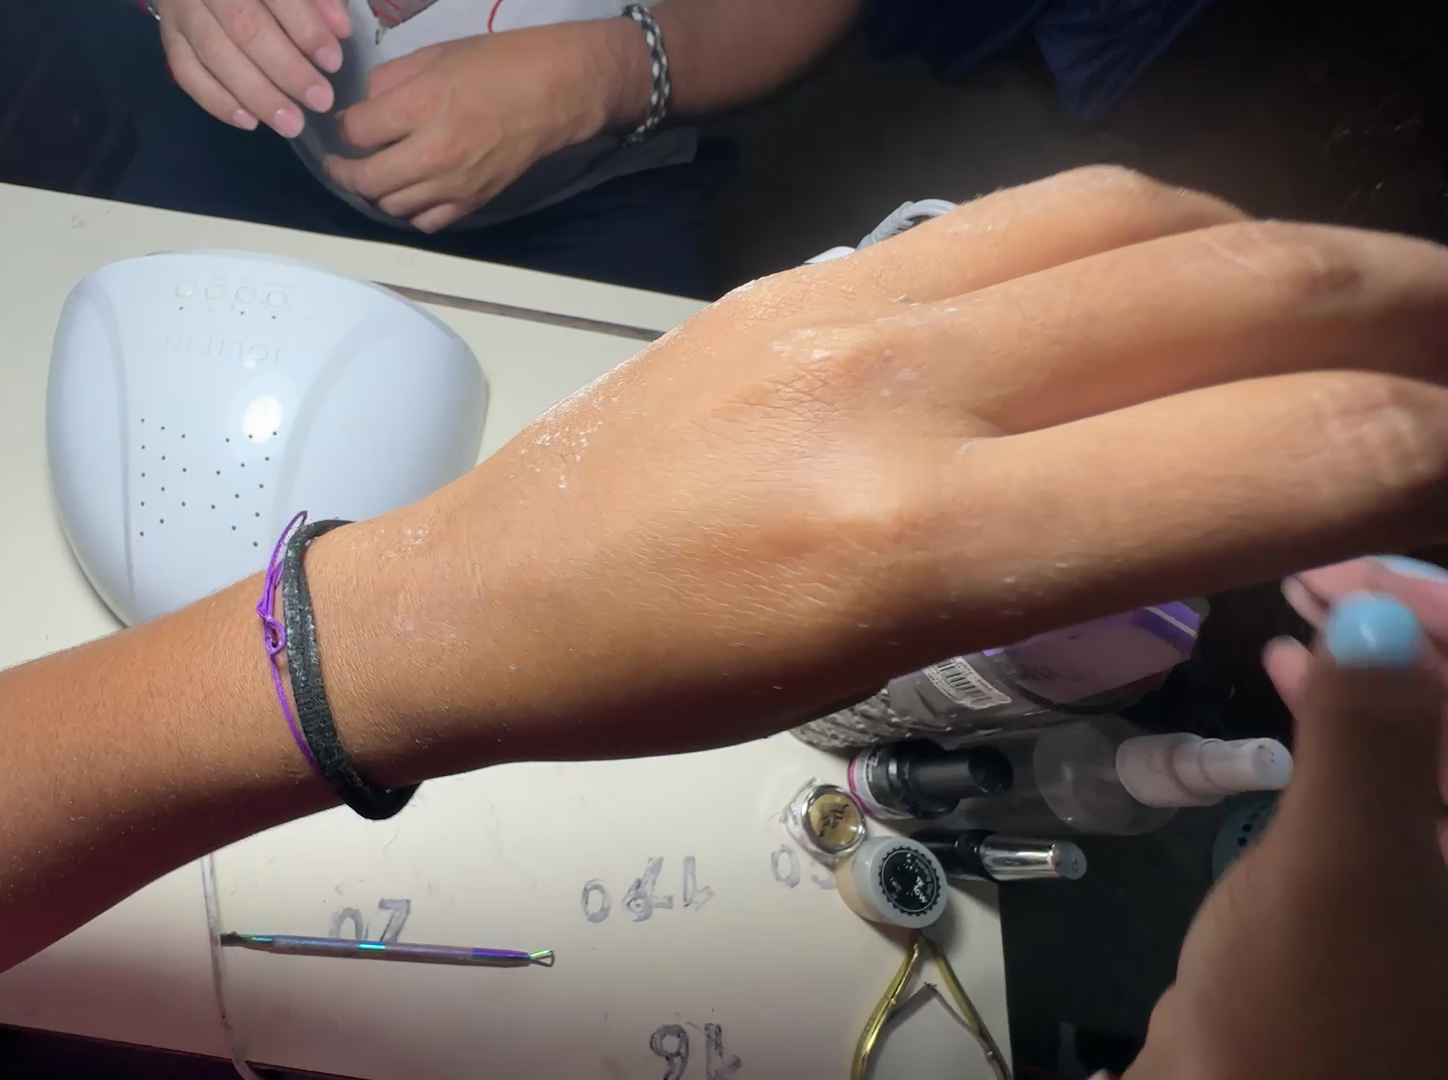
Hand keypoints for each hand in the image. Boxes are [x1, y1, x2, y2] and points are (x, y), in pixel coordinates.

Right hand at [158, 0, 350, 136]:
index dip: (305, 27)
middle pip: (244, 26)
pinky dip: (217, 101)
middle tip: (320, 100)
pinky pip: (186, 72)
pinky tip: (250, 122)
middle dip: (286, 68)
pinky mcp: (169, 35)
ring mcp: (181, 7)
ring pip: (215, 53)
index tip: (333, 61)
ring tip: (292, 125)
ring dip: (257, 94)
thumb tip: (340, 28)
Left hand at [306, 166, 1447, 777]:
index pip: (1291, 452)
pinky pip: (988, 226)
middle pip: (1248, 287)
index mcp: (918, 533)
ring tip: (1303, 317)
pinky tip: (1108, 298)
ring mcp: (825, 310)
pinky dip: (1100, 248)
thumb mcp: (859, 666)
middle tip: (1436, 378)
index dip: (1430, 469)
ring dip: (1258, 255)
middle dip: (1409, 324)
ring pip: (1125, 213)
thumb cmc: (647, 677)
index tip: (1431, 496)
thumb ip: (1046, 575)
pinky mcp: (773, 289)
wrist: (485, 598)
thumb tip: (1209, 508)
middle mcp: (894, 385)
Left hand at [323, 20, 642, 231]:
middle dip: (345, 173)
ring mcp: (451, 185)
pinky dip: (410, 211)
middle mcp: (431, 154)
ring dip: (377, 193)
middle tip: (341, 164)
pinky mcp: (469, 203)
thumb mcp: (435, 54)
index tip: (343, 126)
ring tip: (377, 176)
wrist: (551, 94)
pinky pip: (426, 222)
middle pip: (367, 181)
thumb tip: (363, 109)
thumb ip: (390, 81)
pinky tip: (410, 194)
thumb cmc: (496, 65)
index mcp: (420, 107)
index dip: (342, 130)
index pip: (357, 132)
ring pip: (392, 206)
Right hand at [1131, 587, 1447, 1077]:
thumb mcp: (1342, 865)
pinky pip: (1403, 759)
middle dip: (1412, 627)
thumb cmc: (1310, 991)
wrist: (1253, 1079)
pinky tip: (1289, 675)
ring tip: (1295, 610)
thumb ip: (1370, 741)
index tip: (1350, 568)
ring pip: (1442, 727)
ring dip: (1378, 661)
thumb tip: (1371, 611)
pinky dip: (1352, 709)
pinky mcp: (1410, 866)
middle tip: (1316, 574)